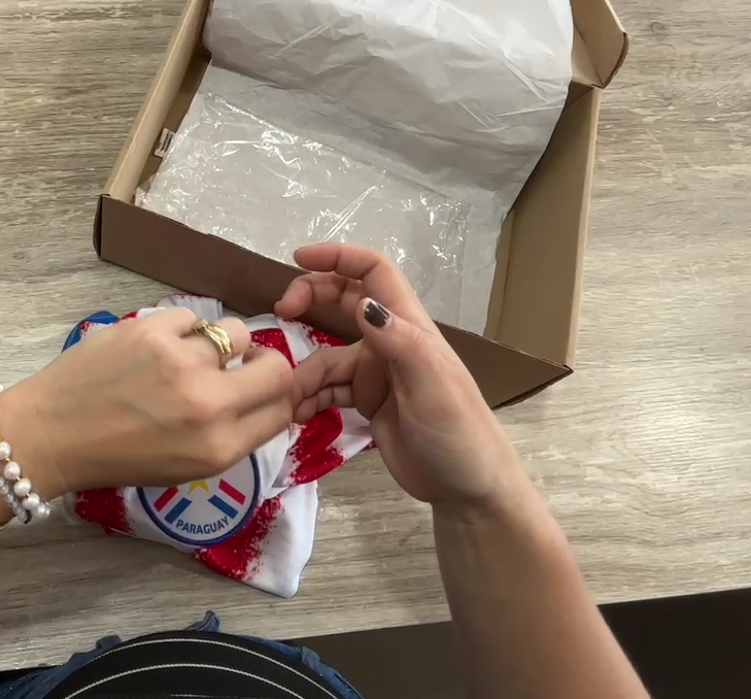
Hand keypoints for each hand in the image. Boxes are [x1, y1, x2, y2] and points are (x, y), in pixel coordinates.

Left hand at [0, 309, 300, 495]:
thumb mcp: (187, 465)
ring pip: (234, 332)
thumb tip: (264, 396)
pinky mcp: (152, 328)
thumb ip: (231, 433)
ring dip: (219, 343)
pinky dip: (180, 330)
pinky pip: (191, 317)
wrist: (50, 433)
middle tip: (243, 364)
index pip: (283, 409)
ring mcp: (181, 360)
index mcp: (219, 447)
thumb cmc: (117, 457)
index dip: (280, 395)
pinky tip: (155, 346)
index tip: (266, 387)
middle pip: (276, 367)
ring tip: (189, 354)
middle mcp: (208, 403)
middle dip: (265, 364)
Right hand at [279, 244, 533, 515]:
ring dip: (304, 370)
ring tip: (287, 397)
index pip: (373, 272)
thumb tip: (362, 305)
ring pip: (328, 354)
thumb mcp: (432, 386)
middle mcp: (389, 340)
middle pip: (344, 299)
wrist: (470, 493)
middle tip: (281, 313)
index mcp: (408, 326)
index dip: (338, 256)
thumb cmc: (460, 434)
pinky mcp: (367, 401)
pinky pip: (328, 388)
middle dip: (310, 297)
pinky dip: (309, 397)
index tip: (298, 258)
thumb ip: (399, 343)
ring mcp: (377, 372)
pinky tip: (296, 414)